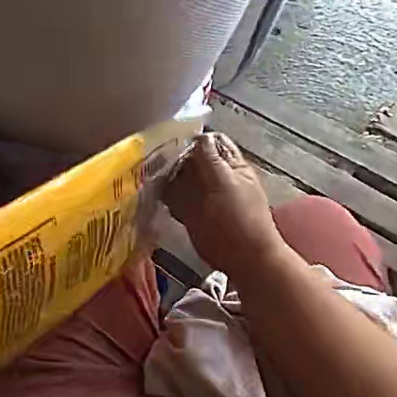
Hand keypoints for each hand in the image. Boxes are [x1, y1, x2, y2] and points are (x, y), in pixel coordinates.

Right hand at [162, 132, 290, 280]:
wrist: (246, 261)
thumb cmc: (240, 219)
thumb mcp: (226, 183)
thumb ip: (211, 160)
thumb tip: (200, 135)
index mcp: (232, 166)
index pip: (212, 143)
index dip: (193, 140)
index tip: (171, 140)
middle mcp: (217, 178)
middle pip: (192, 160)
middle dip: (175, 158)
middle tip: (154, 157)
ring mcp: (204, 198)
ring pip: (182, 180)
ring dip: (168, 177)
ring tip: (150, 174)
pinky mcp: (192, 216)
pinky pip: (176, 200)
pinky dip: (166, 197)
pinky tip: (155, 194)